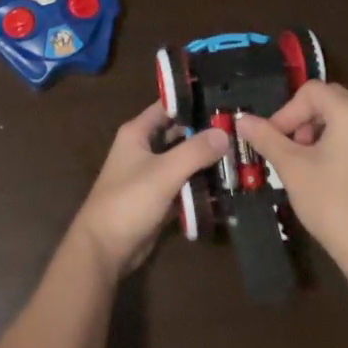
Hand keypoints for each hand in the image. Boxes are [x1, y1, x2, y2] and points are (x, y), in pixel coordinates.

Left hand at [69, 103, 227, 277]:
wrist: (105, 248)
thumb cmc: (128, 201)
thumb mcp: (164, 172)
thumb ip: (195, 151)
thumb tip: (225, 133)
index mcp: (137, 133)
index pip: (167, 107)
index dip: (192, 101)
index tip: (224, 98)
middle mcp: (143, 149)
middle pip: (179, 134)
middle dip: (206, 134)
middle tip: (241, 131)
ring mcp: (151, 175)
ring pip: (184, 161)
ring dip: (207, 161)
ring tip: (242, 155)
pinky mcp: (159, 198)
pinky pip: (184, 185)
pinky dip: (201, 184)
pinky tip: (228, 183)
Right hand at [236, 82, 347, 277]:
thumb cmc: (332, 203)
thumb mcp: (292, 168)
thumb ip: (266, 138)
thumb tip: (241, 120)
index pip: (312, 91)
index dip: (286, 111)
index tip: (272, 139)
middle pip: (330, 101)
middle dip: (302, 120)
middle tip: (286, 149)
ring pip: (344, 119)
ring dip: (318, 132)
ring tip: (303, 163)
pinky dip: (337, 143)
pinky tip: (324, 172)